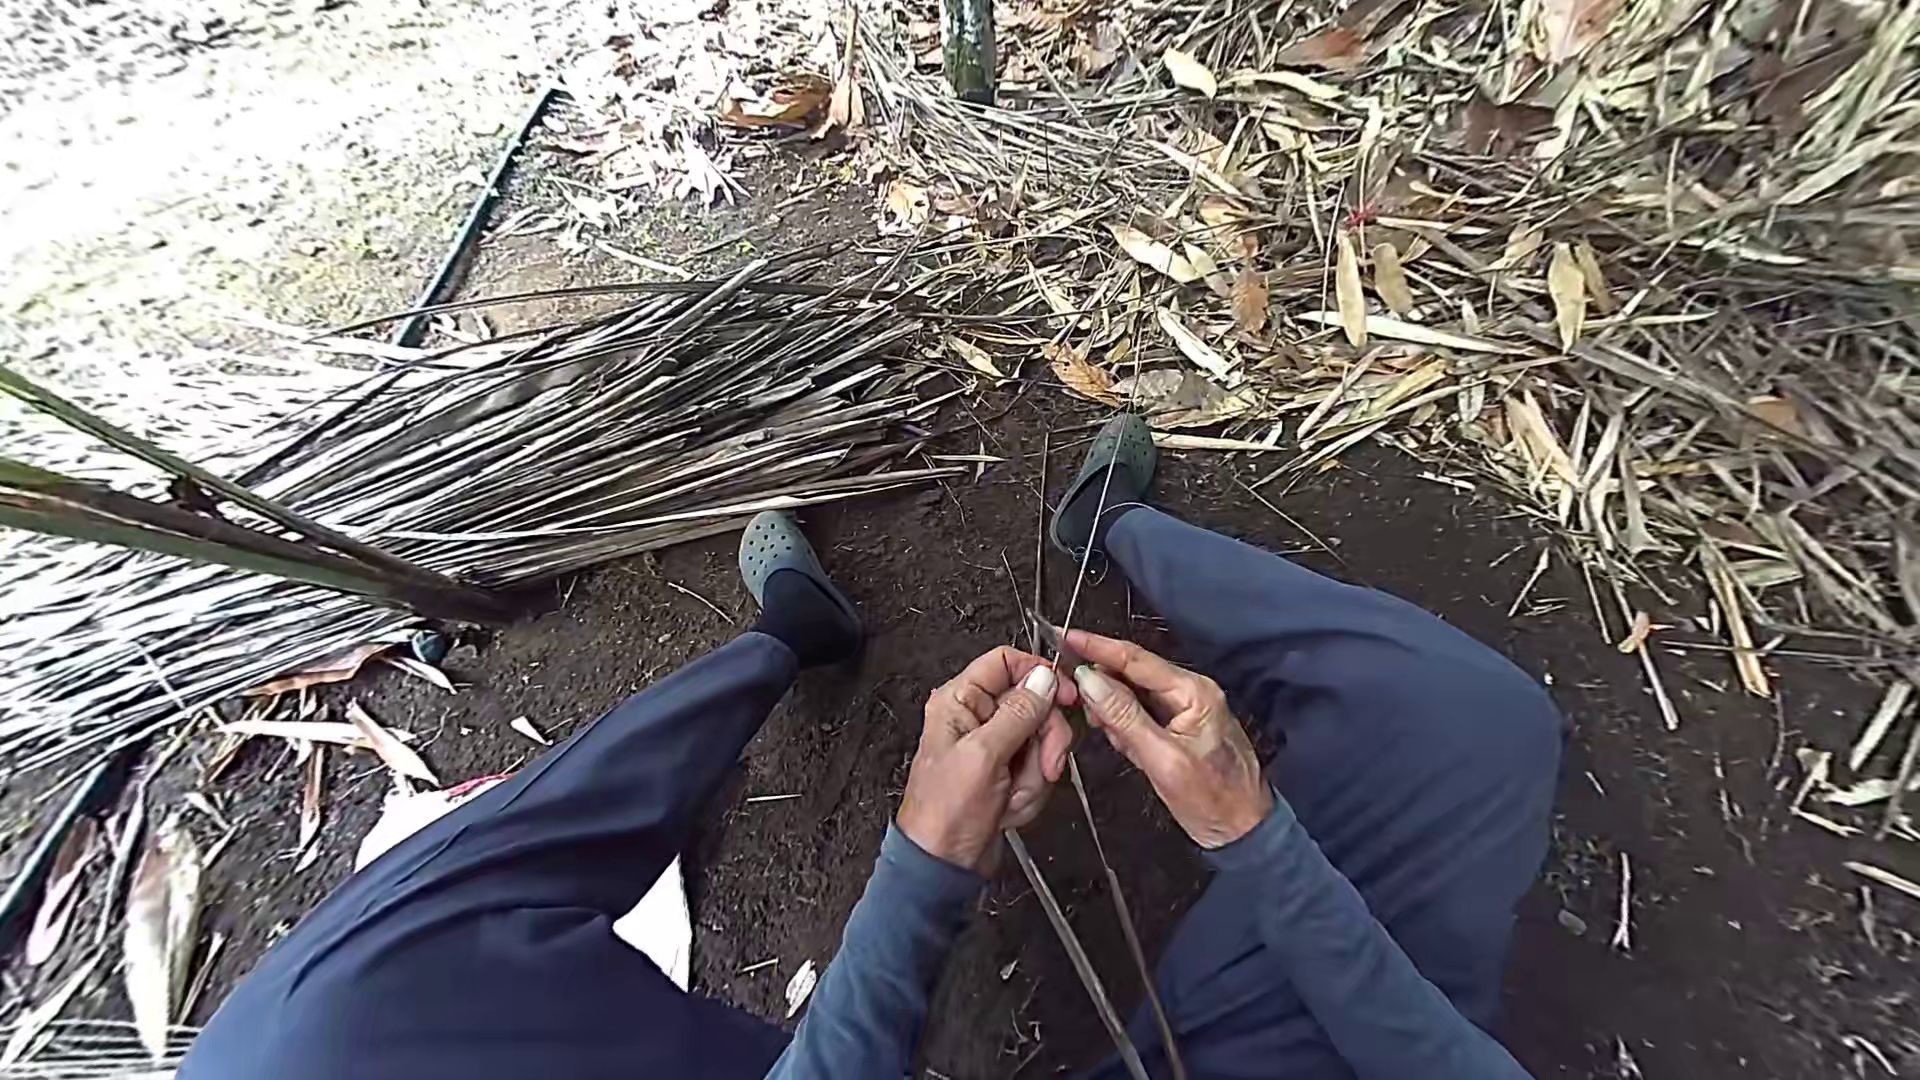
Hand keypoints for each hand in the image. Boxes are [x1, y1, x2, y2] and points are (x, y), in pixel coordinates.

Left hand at [897, 647, 1077, 873]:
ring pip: (1041, 738)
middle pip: (1033, 702)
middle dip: (1044, 739)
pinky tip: (1010, 806)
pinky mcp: (1006, 768)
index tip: (1064, 695)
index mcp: (960, 700)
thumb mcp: (984, 756)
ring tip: (1012, 793)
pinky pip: (1038, 766)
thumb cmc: (945, 813)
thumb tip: (1043, 679)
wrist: (943, 866)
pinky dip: (1031, 789)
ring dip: (1036, 771)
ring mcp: (993, 743)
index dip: (1038, 673)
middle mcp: (976, 716)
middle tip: (1044, 762)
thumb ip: (1018, 713)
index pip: (1005, 662)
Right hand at [1065, 630, 1272, 848]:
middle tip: (1072, 695)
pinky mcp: (1172, 724)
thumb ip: (1124, 716)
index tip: (1066, 637)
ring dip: (1109, 709)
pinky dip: (1120, 723)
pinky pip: (1135, 712)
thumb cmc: (1215, 800)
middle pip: (1129, 672)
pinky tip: (1121, 740)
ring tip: (1107, 731)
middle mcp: (1187, 691)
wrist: (1244, 835)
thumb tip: (1089, 680)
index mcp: (1193, 691)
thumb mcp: (1163, 759)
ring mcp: (1180, 708)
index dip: (1097, 646)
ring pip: (1129, 693)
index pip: (1135, 658)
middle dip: (1099, 683)